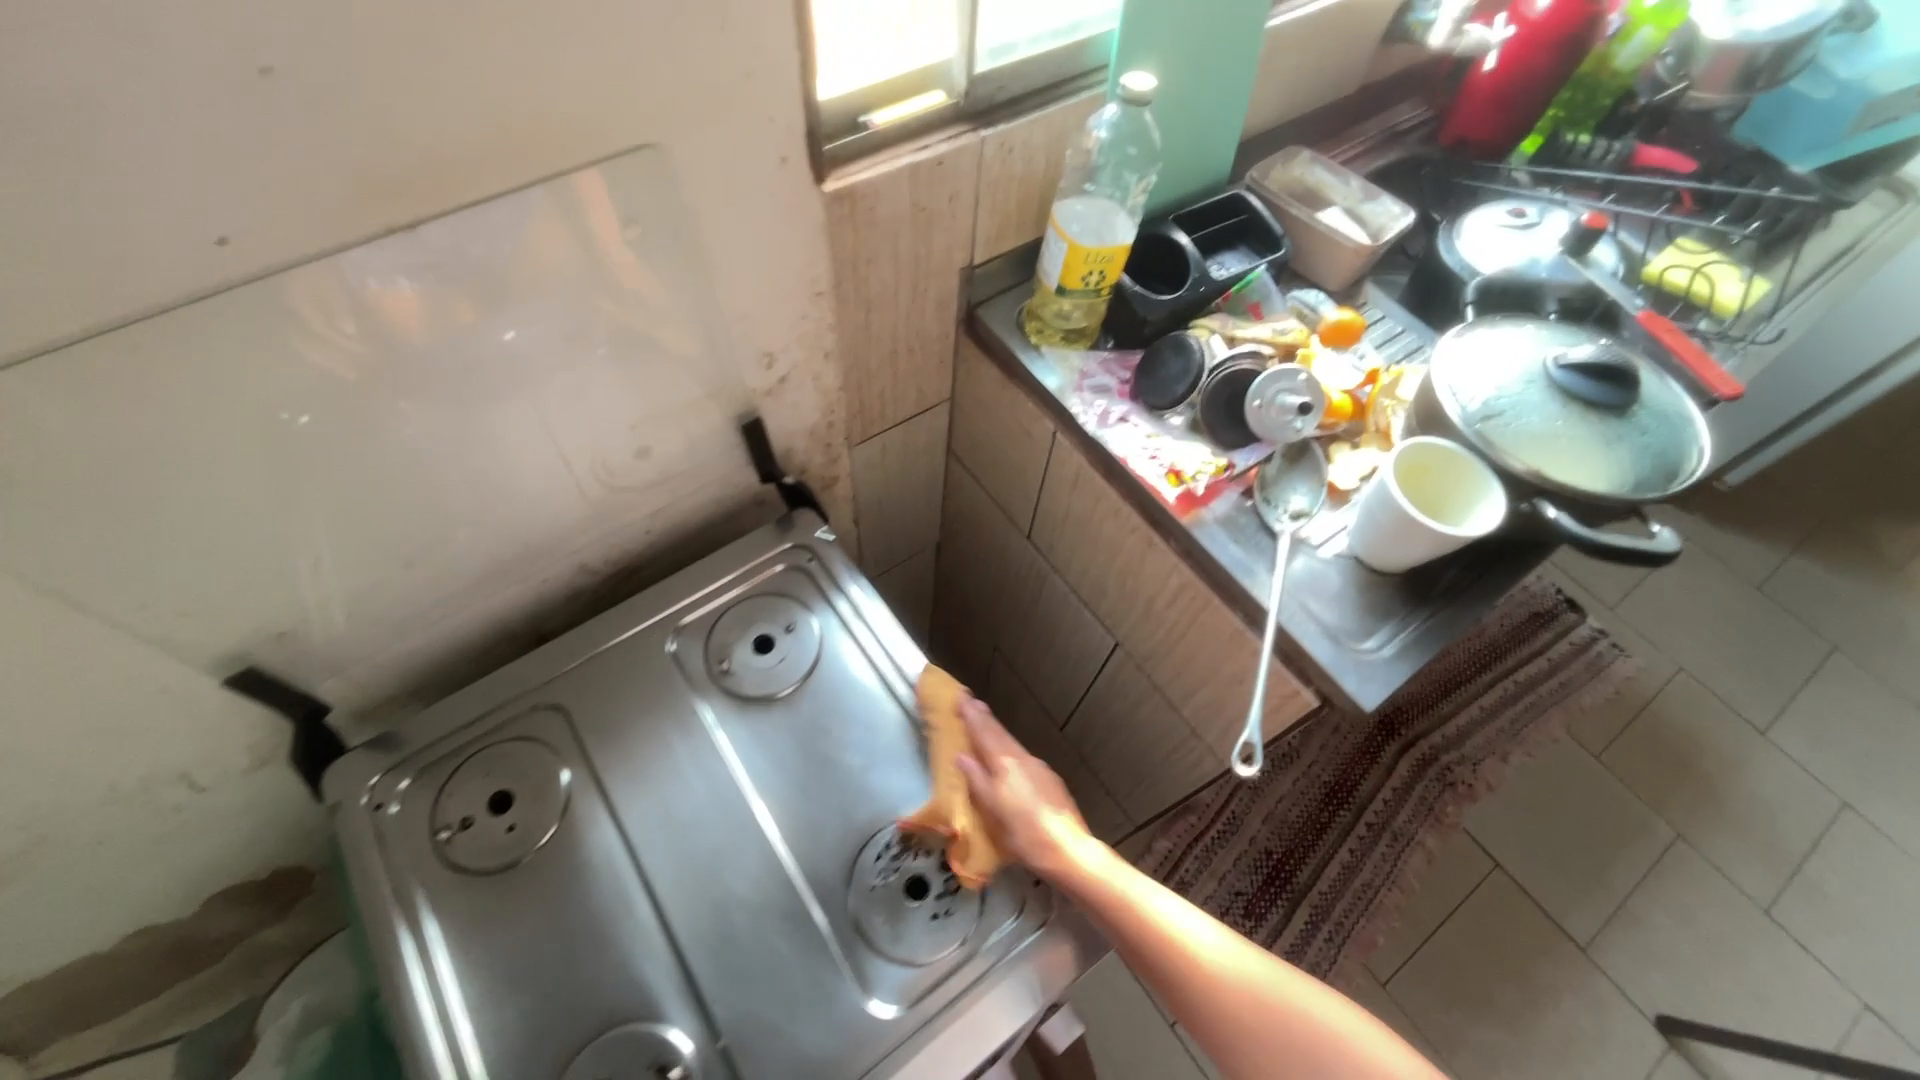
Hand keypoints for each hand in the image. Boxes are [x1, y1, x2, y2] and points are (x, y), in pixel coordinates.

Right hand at [955, 696, 1096, 881]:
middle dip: (985, 719)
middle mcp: (1024, 759)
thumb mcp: (993, 810)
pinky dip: (1011, 751)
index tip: (962, 697)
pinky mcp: (1051, 781)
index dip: (972, 716)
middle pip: (1001, 734)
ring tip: (987, 725)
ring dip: (998, 733)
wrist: (1068, 850)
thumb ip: (977, 780)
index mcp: (1006, 764)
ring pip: (1013, 745)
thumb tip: (962, 756)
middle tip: (973, 703)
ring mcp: (1040, 769)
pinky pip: (1024, 758)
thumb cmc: (1024, 834)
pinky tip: (1009, 759)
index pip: (985, 733)